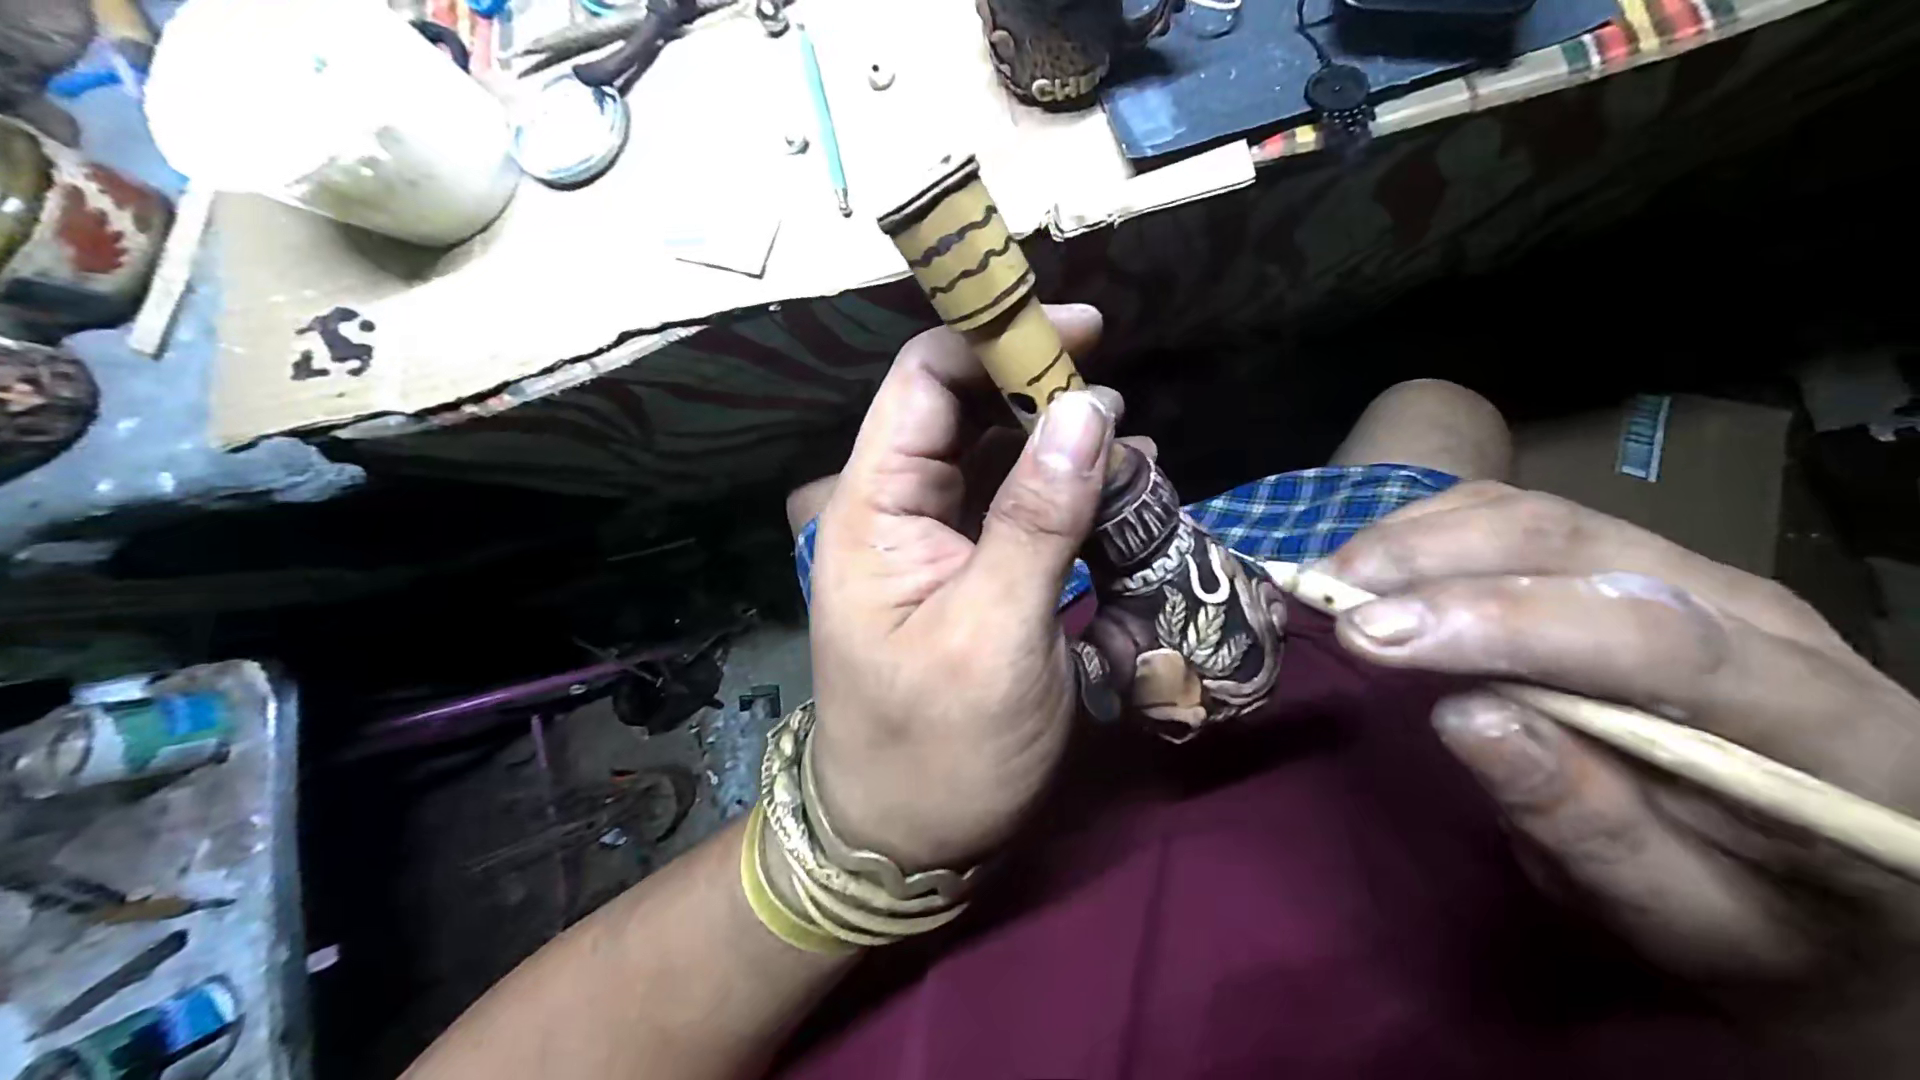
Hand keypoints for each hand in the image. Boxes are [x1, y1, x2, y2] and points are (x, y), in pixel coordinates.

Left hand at [805, 306, 1115, 870]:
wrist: (909, 837)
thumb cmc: (938, 747)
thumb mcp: (993, 634)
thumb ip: (1035, 517)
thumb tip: (1086, 408)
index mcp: (874, 510)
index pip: (922, 383)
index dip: (993, 341)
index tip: (1080, 334)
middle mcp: (899, 510)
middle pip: (964, 413)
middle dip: (1038, 395)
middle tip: (1114, 403)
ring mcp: (937, 541)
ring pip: (998, 458)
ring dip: (1062, 448)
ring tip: (1130, 459)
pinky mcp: (972, 571)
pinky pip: (1018, 508)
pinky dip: (1067, 495)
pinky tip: (1117, 496)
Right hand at [1323, 482, 1919, 1067]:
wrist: (1821, 878)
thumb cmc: (1749, 917)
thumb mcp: (1673, 913)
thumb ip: (1581, 820)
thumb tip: (1456, 715)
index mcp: (1821, 723)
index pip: (1646, 633)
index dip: (1495, 620)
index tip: (1369, 636)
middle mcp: (1758, 614)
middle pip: (1570, 542)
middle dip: (1427, 559)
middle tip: (1325, 594)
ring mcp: (1689, 571)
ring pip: (1532, 513)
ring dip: (1415, 536)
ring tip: (1332, 579)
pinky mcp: (1627, 560)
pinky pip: (1514, 515)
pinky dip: (1430, 529)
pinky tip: (1377, 565)